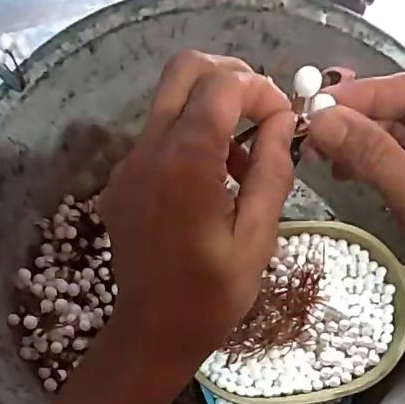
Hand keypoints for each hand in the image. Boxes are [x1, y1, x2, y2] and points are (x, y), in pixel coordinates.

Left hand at [98, 52, 296, 374]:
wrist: (154, 332)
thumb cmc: (212, 295)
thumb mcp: (258, 237)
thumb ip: (272, 170)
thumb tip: (284, 121)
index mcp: (185, 163)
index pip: (224, 85)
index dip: (261, 92)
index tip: (283, 124)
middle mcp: (148, 151)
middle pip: (185, 71)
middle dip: (230, 79)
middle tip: (260, 118)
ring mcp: (128, 166)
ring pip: (168, 102)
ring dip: (210, 112)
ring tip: (241, 164)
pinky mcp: (121, 183)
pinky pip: (155, 138)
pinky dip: (187, 140)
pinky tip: (209, 185)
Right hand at [305, 75, 404, 316]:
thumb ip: (371, 154)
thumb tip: (325, 119)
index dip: (364, 96)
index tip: (318, 102)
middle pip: (402, 111)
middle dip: (356, 120)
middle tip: (311, 128)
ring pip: (393, 136)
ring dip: (356, 142)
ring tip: (319, 149)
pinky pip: (392, 161)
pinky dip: (365, 163)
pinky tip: (341, 167)